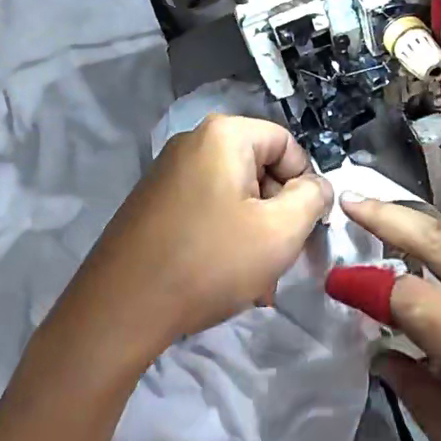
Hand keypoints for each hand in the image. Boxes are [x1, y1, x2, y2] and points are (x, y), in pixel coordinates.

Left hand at [60, 115, 333, 356]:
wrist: (122, 305)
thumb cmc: (209, 261)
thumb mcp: (279, 232)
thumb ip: (312, 199)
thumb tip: (318, 185)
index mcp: (224, 135)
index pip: (287, 145)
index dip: (305, 185)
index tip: (305, 229)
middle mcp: (194, 141)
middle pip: (260, 169)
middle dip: (278, 216)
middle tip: (281, 262)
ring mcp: (170, 171)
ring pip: (235, 195)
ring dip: (254, 235)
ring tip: (256, 283)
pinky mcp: (156, 200)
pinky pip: (207, 208)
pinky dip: (225, 237)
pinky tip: (226, 279)